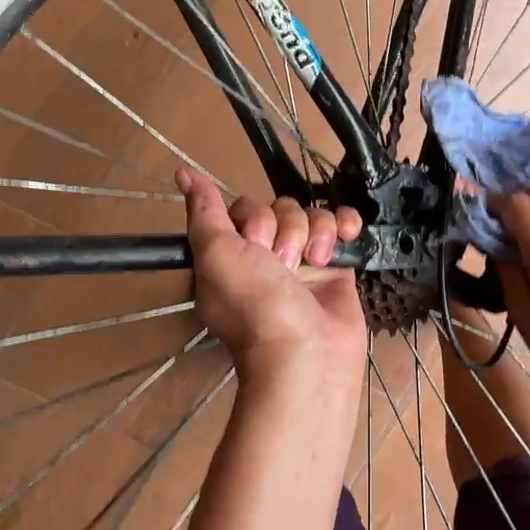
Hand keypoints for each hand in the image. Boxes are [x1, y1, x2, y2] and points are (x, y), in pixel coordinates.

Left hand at [178, 169, 367, 387]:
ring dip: (317, 232)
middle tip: (285, 264)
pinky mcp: (336, 267)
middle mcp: (265, 258)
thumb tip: (183, 173)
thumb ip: (204, 212)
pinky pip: (342, 226)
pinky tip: (346, 237)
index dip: (255, 219)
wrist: (309, 356)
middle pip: (281, 208)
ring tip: (316, 262)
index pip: (246, 208)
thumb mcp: (217, 257)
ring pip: (312, 215)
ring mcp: (303, 262)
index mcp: (232, 257)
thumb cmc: (257, 307)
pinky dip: (345, 225)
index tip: (256, 244)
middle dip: (287, 229)